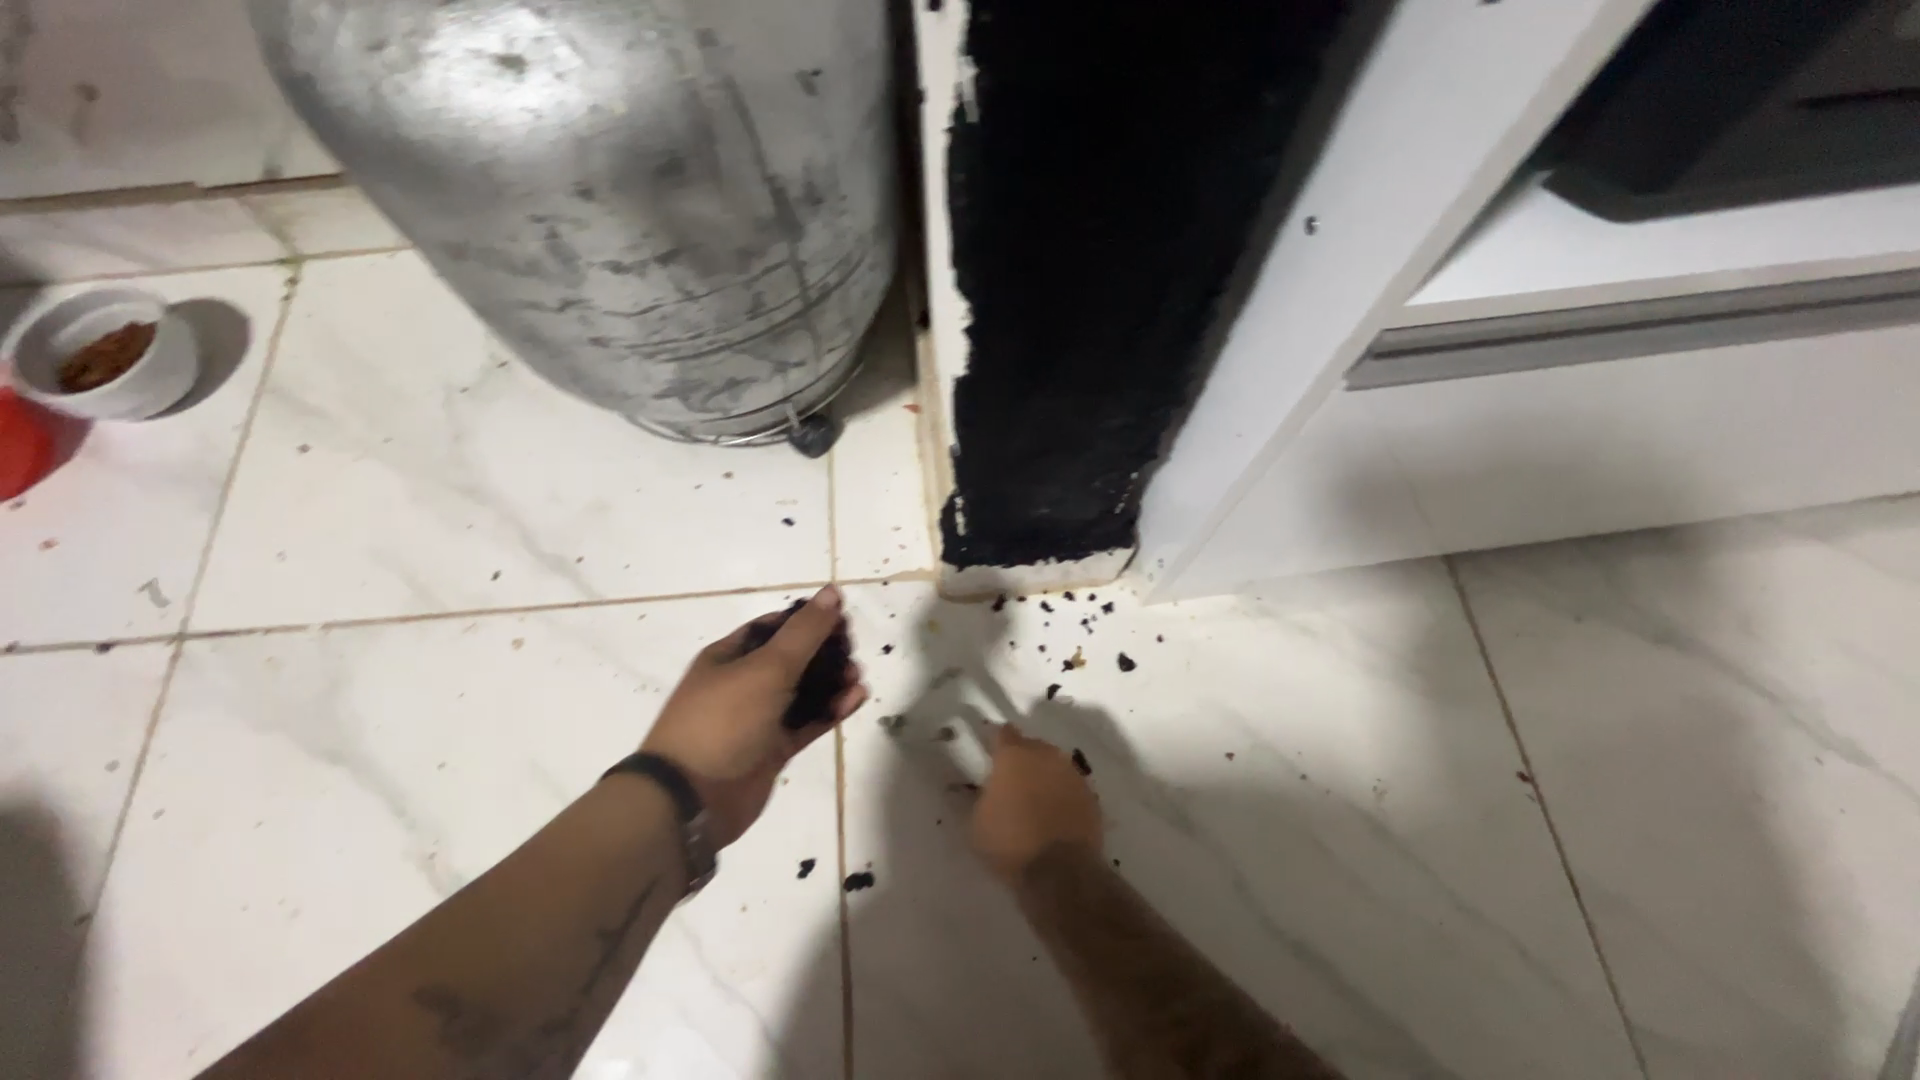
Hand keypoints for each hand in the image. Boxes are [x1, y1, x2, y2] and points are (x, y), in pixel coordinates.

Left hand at [640, 586, 866, 847]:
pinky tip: (855, 700)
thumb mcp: (766, 668)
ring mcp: (758, 719)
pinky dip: (830, 711)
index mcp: (729, 656)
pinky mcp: (773, 749)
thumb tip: (832, 591)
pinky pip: (807, 723)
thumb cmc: (723, 720)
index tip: (843, 619)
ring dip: (832, 682)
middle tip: (854, 651)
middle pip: (792, 659)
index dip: (808, 620)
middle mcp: (742, 683)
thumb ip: (804, 632)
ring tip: (858, 678)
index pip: (774, 627)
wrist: (692, 798)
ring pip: (803, 692)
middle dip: (825, 652)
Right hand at [971, 723, 1101, 883]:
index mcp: (1013, 755)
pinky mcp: (1091, 795)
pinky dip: (1063, 794)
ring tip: (1036, 799)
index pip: (1002, 732)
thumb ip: (978, 797)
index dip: (996, 741)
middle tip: (1013, 781)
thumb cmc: (1010, 843)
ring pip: (1055, 764)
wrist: (1061, 872)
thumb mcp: (976, 823)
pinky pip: (1071, 786)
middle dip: (1023, 758)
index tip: (991, 754)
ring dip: (1045, 775)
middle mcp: (1046, 755)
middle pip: (1032, 746)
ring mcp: (1072, 773)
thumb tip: (975, 790)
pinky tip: (1056, 814)